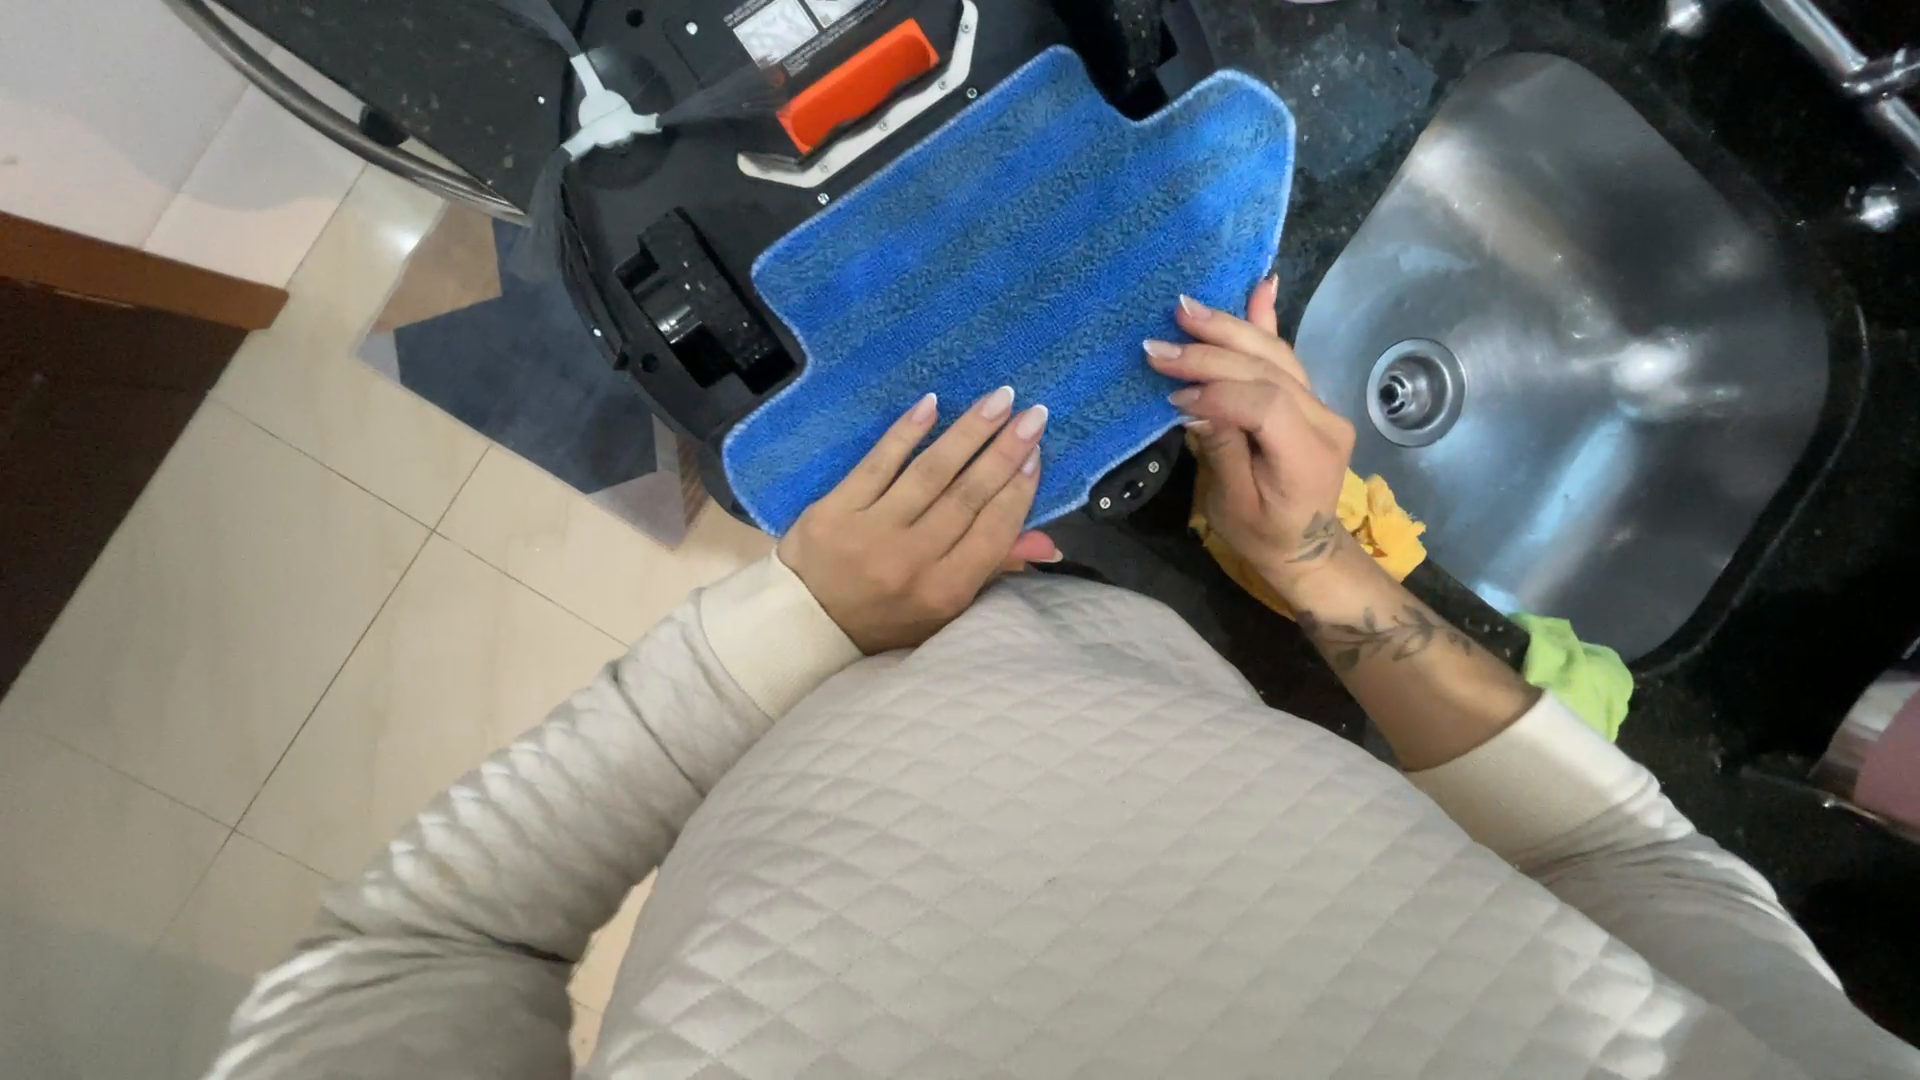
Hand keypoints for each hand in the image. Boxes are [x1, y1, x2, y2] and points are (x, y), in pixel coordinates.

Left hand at [777, 387, 1059, 652]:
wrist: (806, 626)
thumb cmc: (885, 620)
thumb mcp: (944, 609)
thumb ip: (993, 569)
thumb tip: (1050, 544)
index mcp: (944, 591)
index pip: (994, 530)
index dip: (1019, 489)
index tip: (1036, 452)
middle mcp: (911, 561)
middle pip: (967, 495)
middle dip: (1005, 451)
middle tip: (1033, 415)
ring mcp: (871, 532)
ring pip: (930, 473)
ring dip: (968, 432)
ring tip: (998, 399)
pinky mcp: (835, 510)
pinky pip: (878, 463)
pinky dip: (907, 432)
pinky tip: (932, 404)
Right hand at [1144, 280, 1355, 594]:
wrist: (1304, 545)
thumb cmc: (1262, 535)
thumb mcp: (1234, 507)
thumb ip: (1222, 453)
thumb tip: (1195, 407)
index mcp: (1308, 455)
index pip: (1264, 405)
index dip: (1217, 392)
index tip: (1173, 395)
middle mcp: (1324, 420)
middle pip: (1267, 369)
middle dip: (1211, 352)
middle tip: (1160, 344)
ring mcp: (1321, 404)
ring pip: (1274, 354)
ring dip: (1228, 328)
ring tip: (1185, 310)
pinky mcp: (1309, 398)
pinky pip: (1285, 356)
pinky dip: (1267, 322)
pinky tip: (1261, 286)